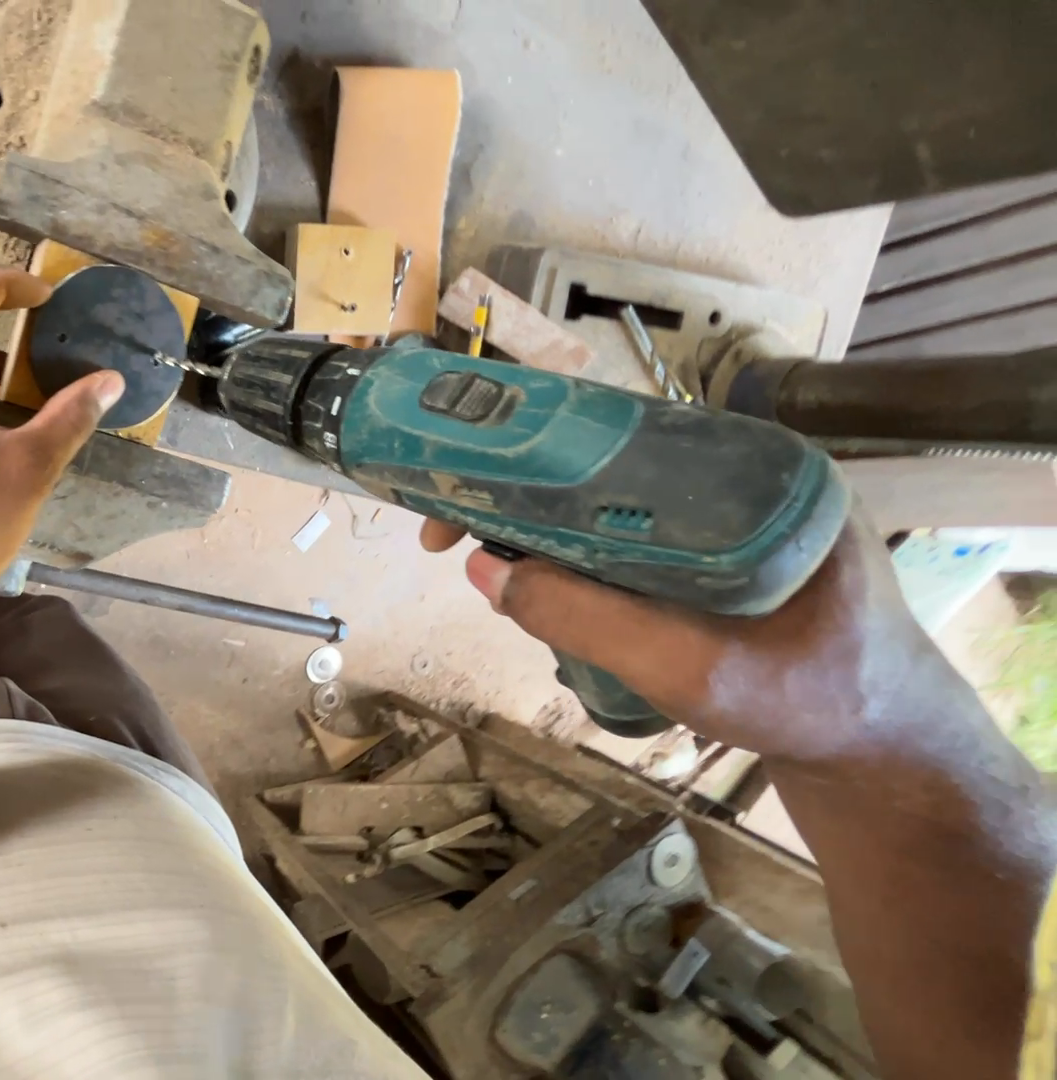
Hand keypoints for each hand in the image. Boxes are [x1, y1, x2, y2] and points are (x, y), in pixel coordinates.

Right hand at [420, 512, 957, 761]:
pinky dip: (564, 552)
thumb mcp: (692, 670)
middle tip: (454, 537)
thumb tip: (480, 570)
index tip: (463, 491)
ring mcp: (723, 515)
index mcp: (760, 476)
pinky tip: (540, 584)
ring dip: (534, 529)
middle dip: (516, 498)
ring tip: (490, 569)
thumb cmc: (808, 706)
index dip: (528, 461)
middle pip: (600, 467)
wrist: (882, 756)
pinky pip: (616, 535)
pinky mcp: (706, 550)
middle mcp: (739, 479)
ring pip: (602, 503)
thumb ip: (589, 619)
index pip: (621, 439)